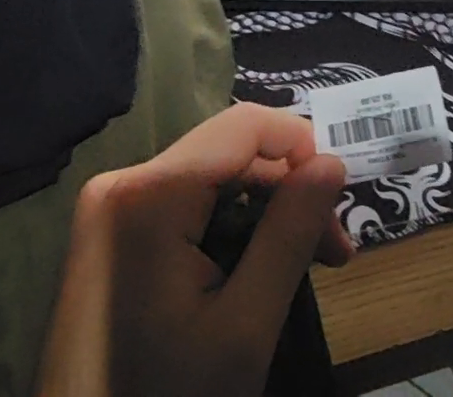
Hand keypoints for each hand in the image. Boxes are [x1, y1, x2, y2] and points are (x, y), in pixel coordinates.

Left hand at [37, 103, 353, 396]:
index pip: (243, 126)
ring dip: (262, 212)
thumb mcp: (245, 325)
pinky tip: (255, 267)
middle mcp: (122, 182)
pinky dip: (226, 226)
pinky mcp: (110, 231)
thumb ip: (290, 234)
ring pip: (210, 179)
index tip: (342, 192)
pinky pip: (183, 203)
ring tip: (308, 265)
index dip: (301, 143)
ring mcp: (109, 206)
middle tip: (336, 251)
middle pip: (228, 154)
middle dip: (287, 191)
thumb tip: (331, 162)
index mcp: (150, 194)